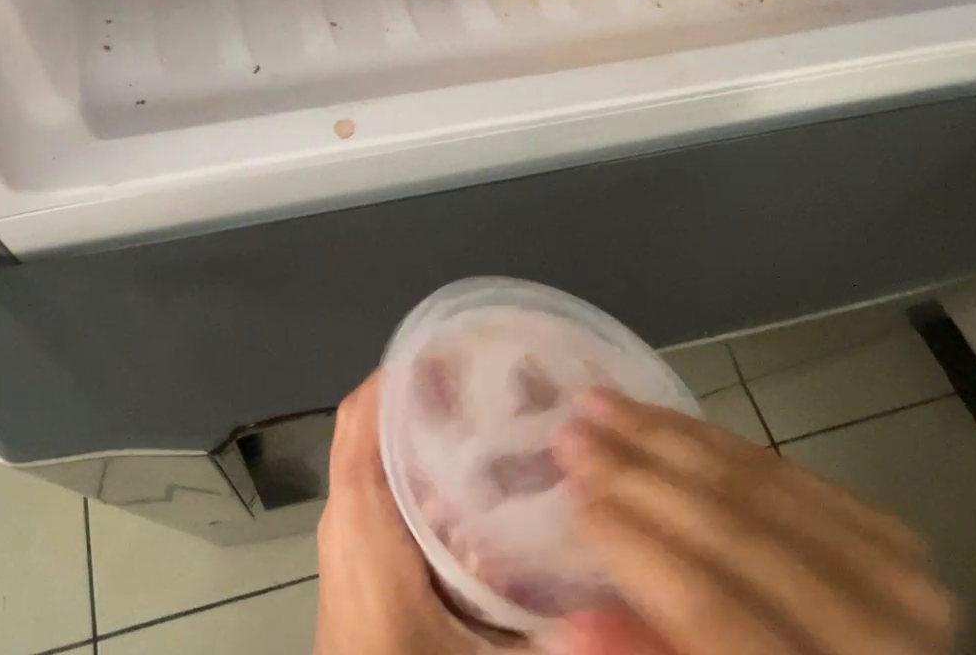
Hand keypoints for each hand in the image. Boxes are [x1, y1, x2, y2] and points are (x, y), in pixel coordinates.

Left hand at [316, 372, 521, 654]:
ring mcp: (352, 546)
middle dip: (429, 401)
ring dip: (427, 439)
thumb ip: (547, 636)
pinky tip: (482, 501)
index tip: (458, 352)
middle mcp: (348, 522)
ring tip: (496, 427)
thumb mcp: (475, 653)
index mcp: (362, 524)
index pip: (363, 422)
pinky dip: (425, 482)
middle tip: (499, 388)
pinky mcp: (363, 570)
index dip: (400, 377)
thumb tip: (628, 619)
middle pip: (374, 433)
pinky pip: (388, 501)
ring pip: (381, 466)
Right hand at [551, 391, 956, 654]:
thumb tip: (566, 628)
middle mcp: (878, 638)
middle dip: (636, 475)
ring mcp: (901, 583)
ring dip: (665, 436)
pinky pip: (784, 470)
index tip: (570, 497)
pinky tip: (657, 417)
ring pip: (758, 484)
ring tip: (598, 403)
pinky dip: (711, 439)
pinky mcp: (898, 541)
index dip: (633, 548)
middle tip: (568, 433)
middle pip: (735, 533)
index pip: (709, 607)